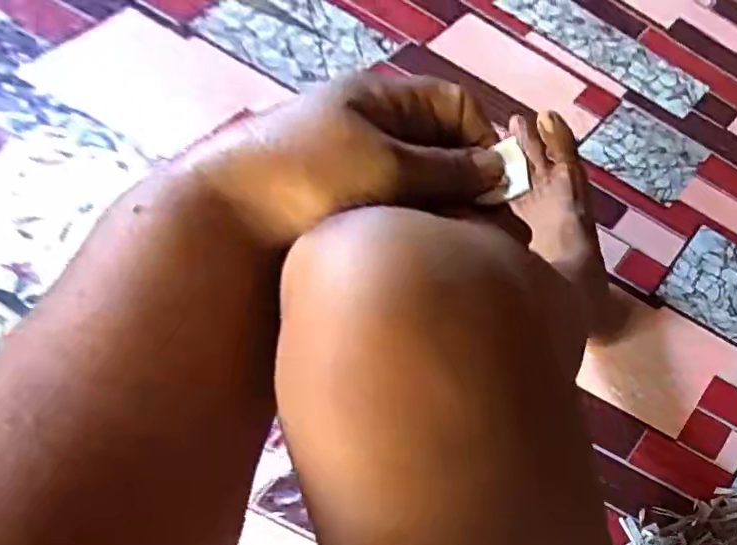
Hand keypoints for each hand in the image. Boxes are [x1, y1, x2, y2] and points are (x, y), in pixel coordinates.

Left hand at [179, 73, 506, 248]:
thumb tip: (500, 170)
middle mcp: (382, 131)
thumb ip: (449, 169)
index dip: (484, 141)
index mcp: (385, 102)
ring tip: (466, 245)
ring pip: (434, 186)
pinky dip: (430, 227)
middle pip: (450, 149)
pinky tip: (434, 250)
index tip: (496, 188)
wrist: (236, 216)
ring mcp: (371, 171)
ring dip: (455, 212)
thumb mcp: (387, 166)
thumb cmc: (310, 175)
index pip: (457, 108)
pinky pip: (412, 211)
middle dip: (476, 184)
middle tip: (492, 230)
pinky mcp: (363, 209)